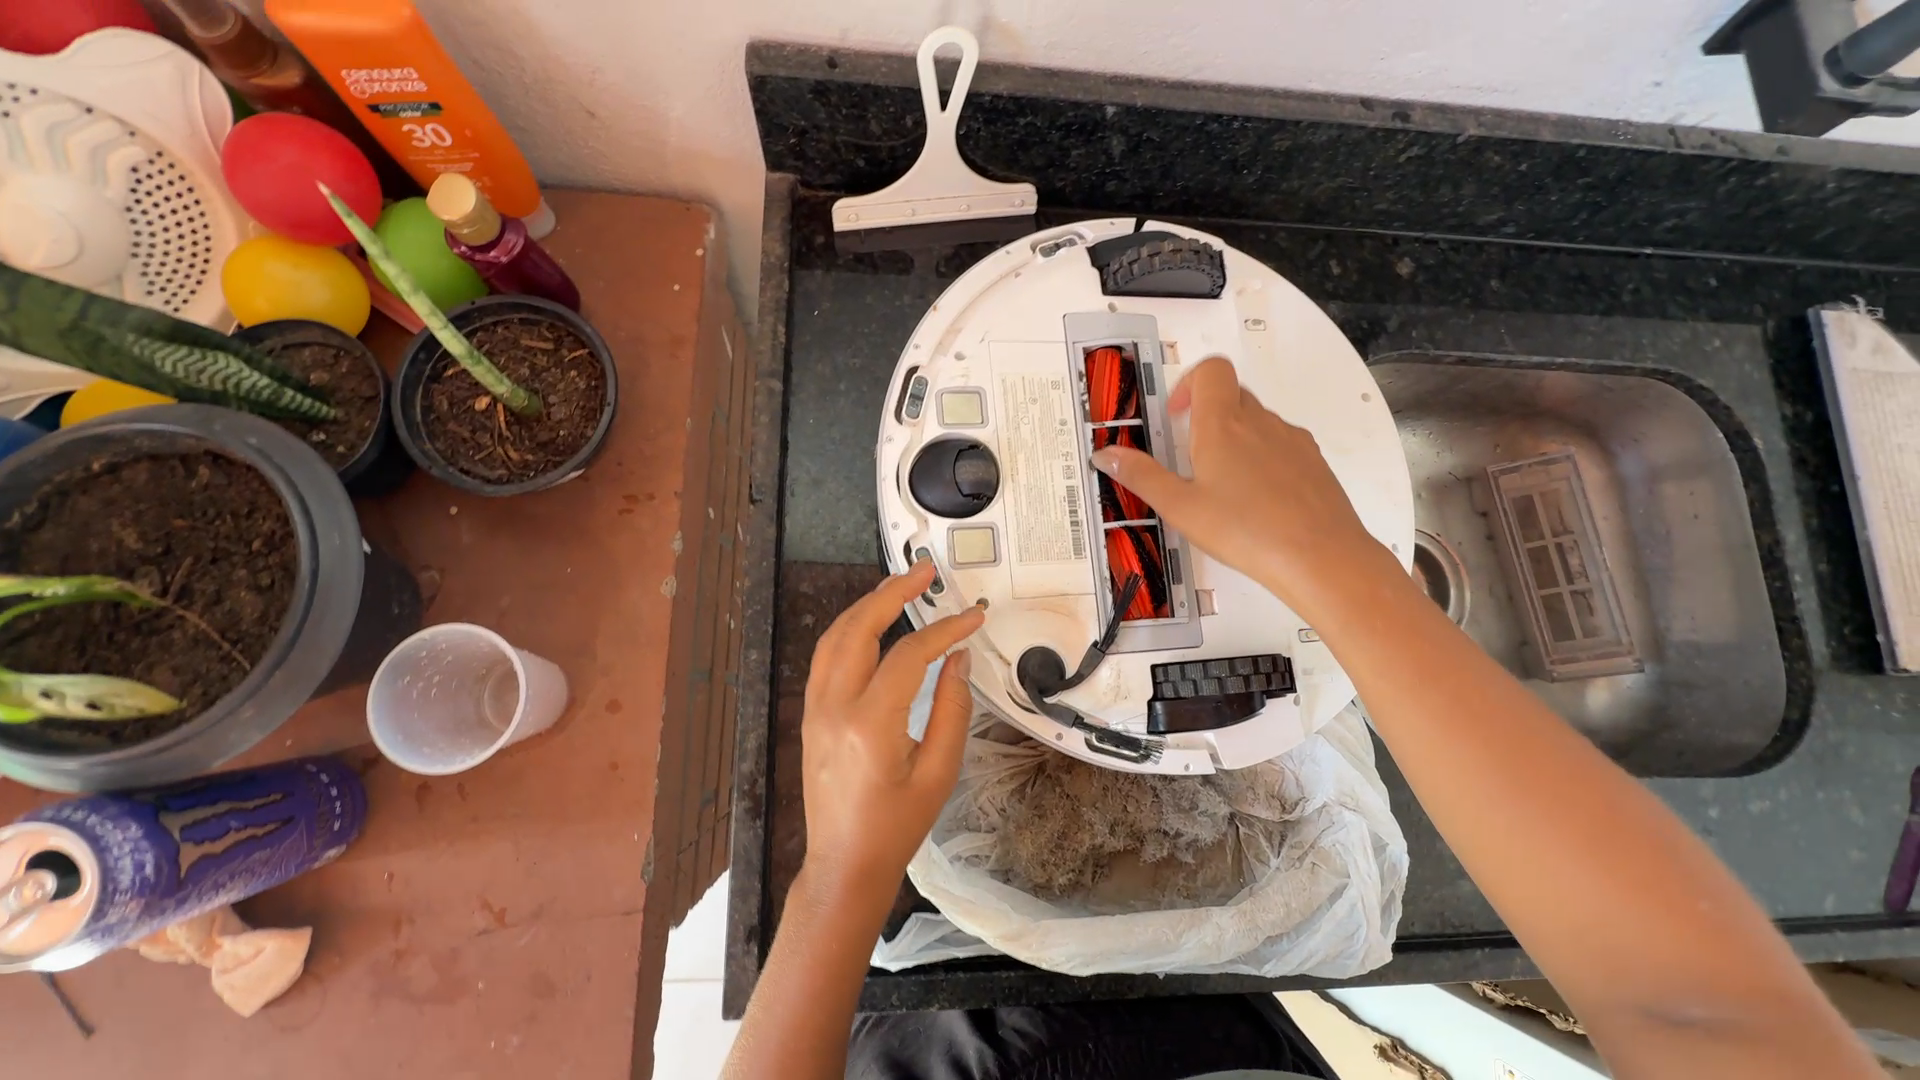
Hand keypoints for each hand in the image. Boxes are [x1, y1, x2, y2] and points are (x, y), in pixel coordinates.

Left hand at [801, 561, 983, 892]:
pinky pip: (825, 657)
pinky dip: (849, 630)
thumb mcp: (939, 773)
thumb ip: (953, 710)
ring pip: (834, 637)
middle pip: (860, 628)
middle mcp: (834, 707)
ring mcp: (815, 709)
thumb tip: (958, 659)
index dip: (945, 630)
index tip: (972, 616)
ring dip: (866, 606)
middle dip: (893, 593)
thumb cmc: (897, 826)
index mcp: (870, 723)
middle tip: (924, 571)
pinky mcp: (810, 715)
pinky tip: (870, 624)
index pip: (910, 654)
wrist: (845, 864)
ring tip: (898, 587)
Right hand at [1090, 355, 1395, 622]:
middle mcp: (1260, 422)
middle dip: (1207, 413)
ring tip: (1223, 485)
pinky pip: (1282, 444)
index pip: (1211, 370)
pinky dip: (1263, 458)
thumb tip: (1105, 454)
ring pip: (1258, 420)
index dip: (1190, 383)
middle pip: (1232, 393)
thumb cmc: (1247, 531)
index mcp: (1223, 425)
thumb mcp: (1181, 508)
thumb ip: (1141, 476)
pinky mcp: (1314, 462)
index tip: (1177, 415)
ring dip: (1235, 437)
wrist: (1320, 557)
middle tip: (1191, 454)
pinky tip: (1256, 500)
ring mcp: (1292, 440)